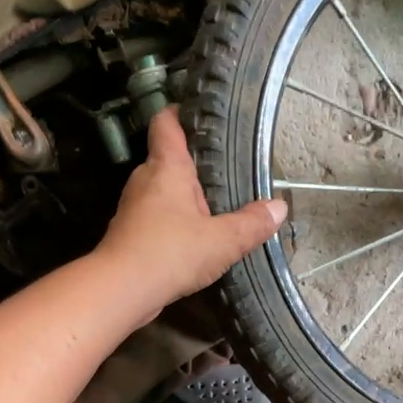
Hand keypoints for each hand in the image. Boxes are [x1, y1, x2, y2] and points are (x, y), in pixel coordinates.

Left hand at [94, 108, 287, 324]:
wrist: (123, 289)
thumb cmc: (171, 253)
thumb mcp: (222, 241)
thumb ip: (251, 224)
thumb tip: (280, 207)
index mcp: (167, 167)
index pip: (167, 123)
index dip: (182, 113)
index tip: (201, 115)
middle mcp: (145, 179)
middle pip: (169, 159)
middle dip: (194, 166)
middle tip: (224, 174)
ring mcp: (134, 207)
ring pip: (163, 192)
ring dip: (185, 199)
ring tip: (215, 210)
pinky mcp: (131, 233)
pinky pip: (157, 218)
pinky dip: (174, 223)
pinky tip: (194, 240)